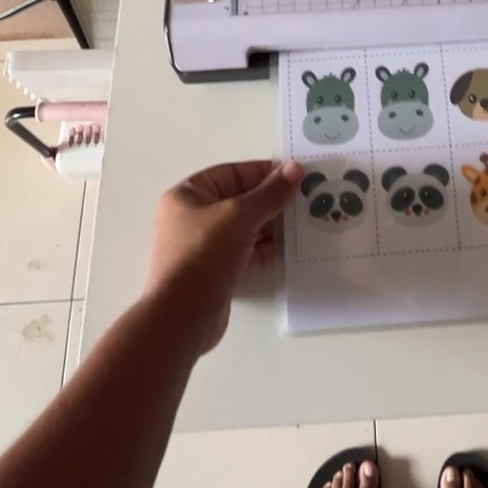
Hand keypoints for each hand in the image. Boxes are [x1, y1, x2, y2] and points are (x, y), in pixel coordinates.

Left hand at [146, 159, 305, 351]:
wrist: (181, 319)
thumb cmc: (203, 256)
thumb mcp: (239, 217)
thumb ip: (269, 193)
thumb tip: (295, 168)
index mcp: (188, 196)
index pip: (231, 173)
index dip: (262, 172)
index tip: (294, 175)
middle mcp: (193, 217)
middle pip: (240, 200)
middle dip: (271, 199)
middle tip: (306, 197)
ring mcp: (205, 247)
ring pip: (245, 227)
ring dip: (272, 224)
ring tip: (304, 220)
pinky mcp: (216, 271)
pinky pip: (246, 251)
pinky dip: (266, 248)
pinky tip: (291, 247)